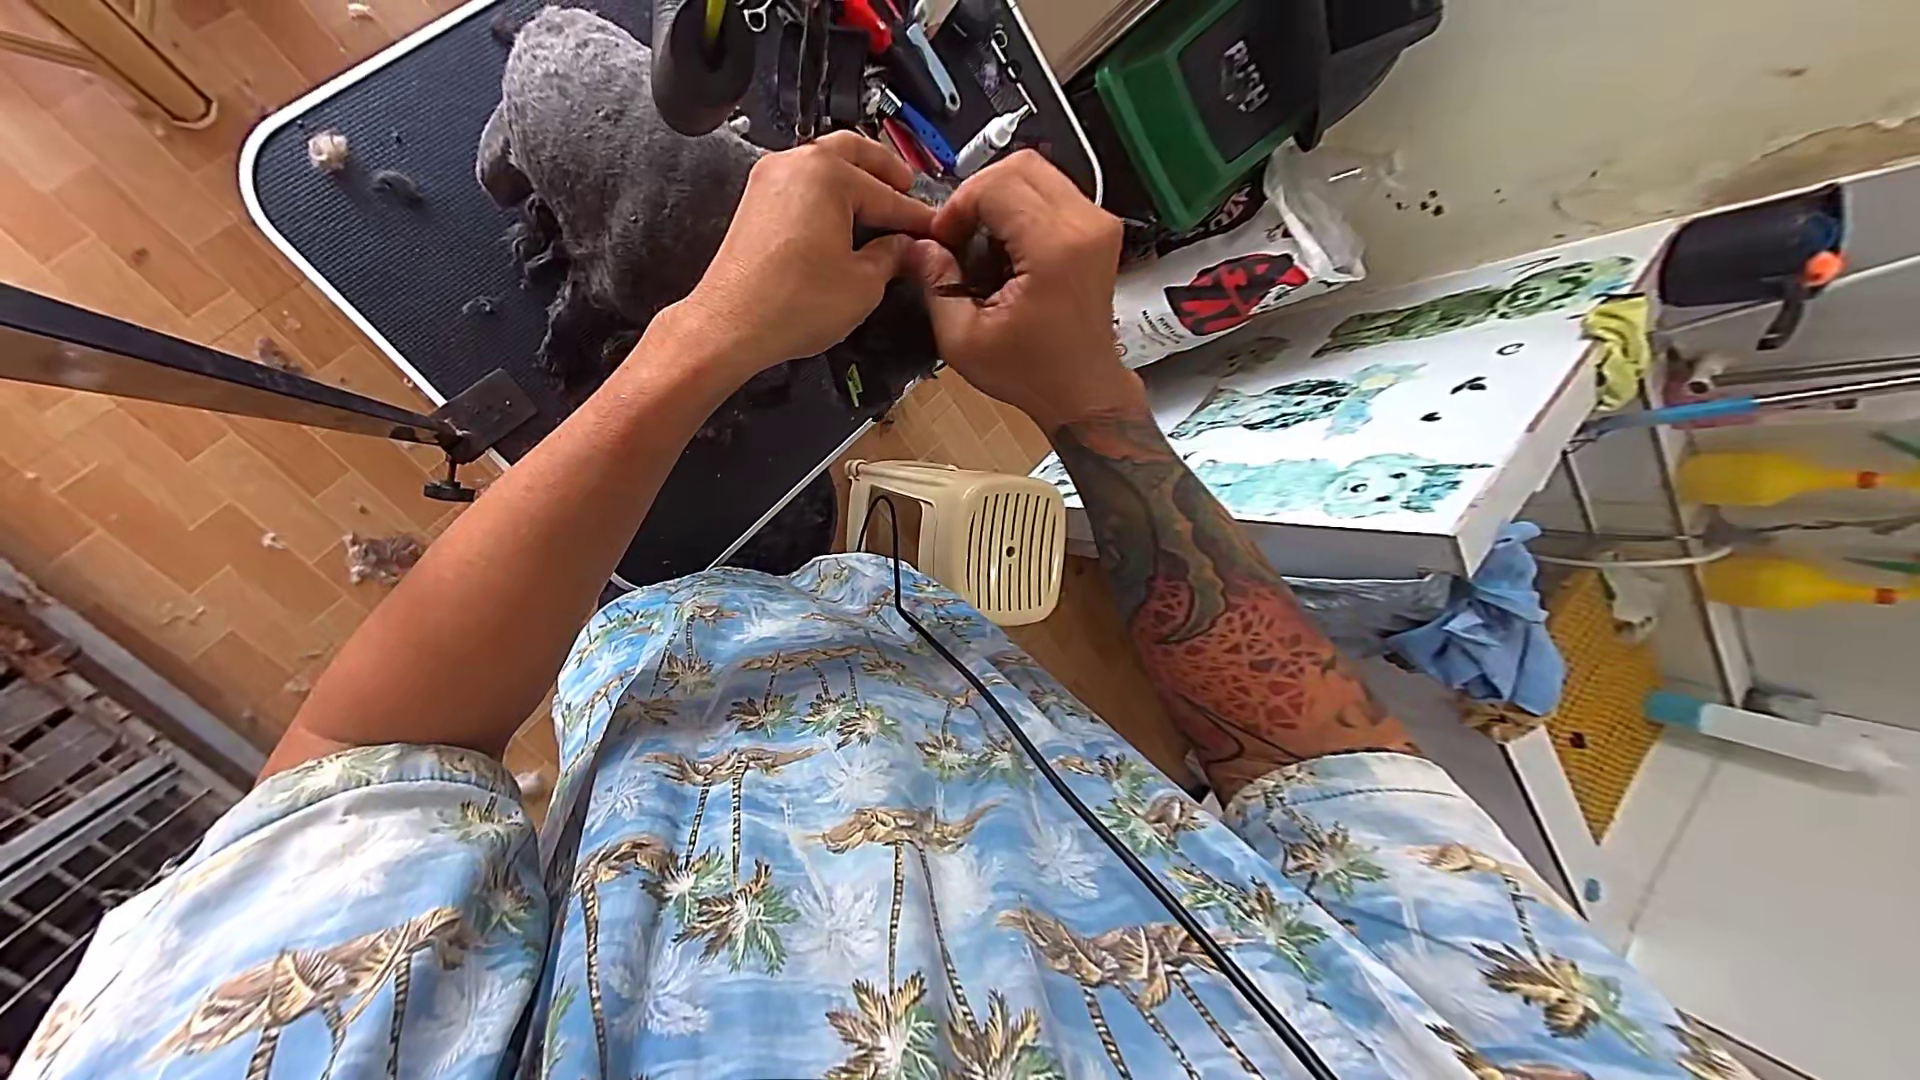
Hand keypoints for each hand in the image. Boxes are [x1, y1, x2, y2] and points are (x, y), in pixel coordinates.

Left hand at [673, 132, 935, 377]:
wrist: (733, 326)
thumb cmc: (792, 305)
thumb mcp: (864, 285)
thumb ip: (891, 257)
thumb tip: (903, 248)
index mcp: (827, 174)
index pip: (888, 194)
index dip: (916, 216)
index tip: (934, 231)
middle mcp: (795, 165)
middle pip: (853, 154)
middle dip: (886, 172)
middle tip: (909, 190)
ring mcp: (770, 182)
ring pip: (824, 166)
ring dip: (856, 180)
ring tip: (879, 207)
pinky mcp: (757, 205)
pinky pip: (803, 188)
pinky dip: (829, 197)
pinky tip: (845, 223)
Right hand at [908, 150, 1141, 431]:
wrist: (1082, 390)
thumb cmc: (1034, 374)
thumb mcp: (964, 340)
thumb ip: (935, 285)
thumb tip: (918, 247)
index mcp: (1053, 249)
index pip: (995, 184)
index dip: (958, 206)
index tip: (945, 240)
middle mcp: (1084, 226)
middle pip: (1019, 166)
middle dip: (977, 197)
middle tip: (960, 238)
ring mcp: (1097, 225)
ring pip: (1036, 175)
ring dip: (999, 204)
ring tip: (984, 251)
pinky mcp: (1098, 232)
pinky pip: (1052, 195)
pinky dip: (1021, 214)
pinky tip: (1008, 255)